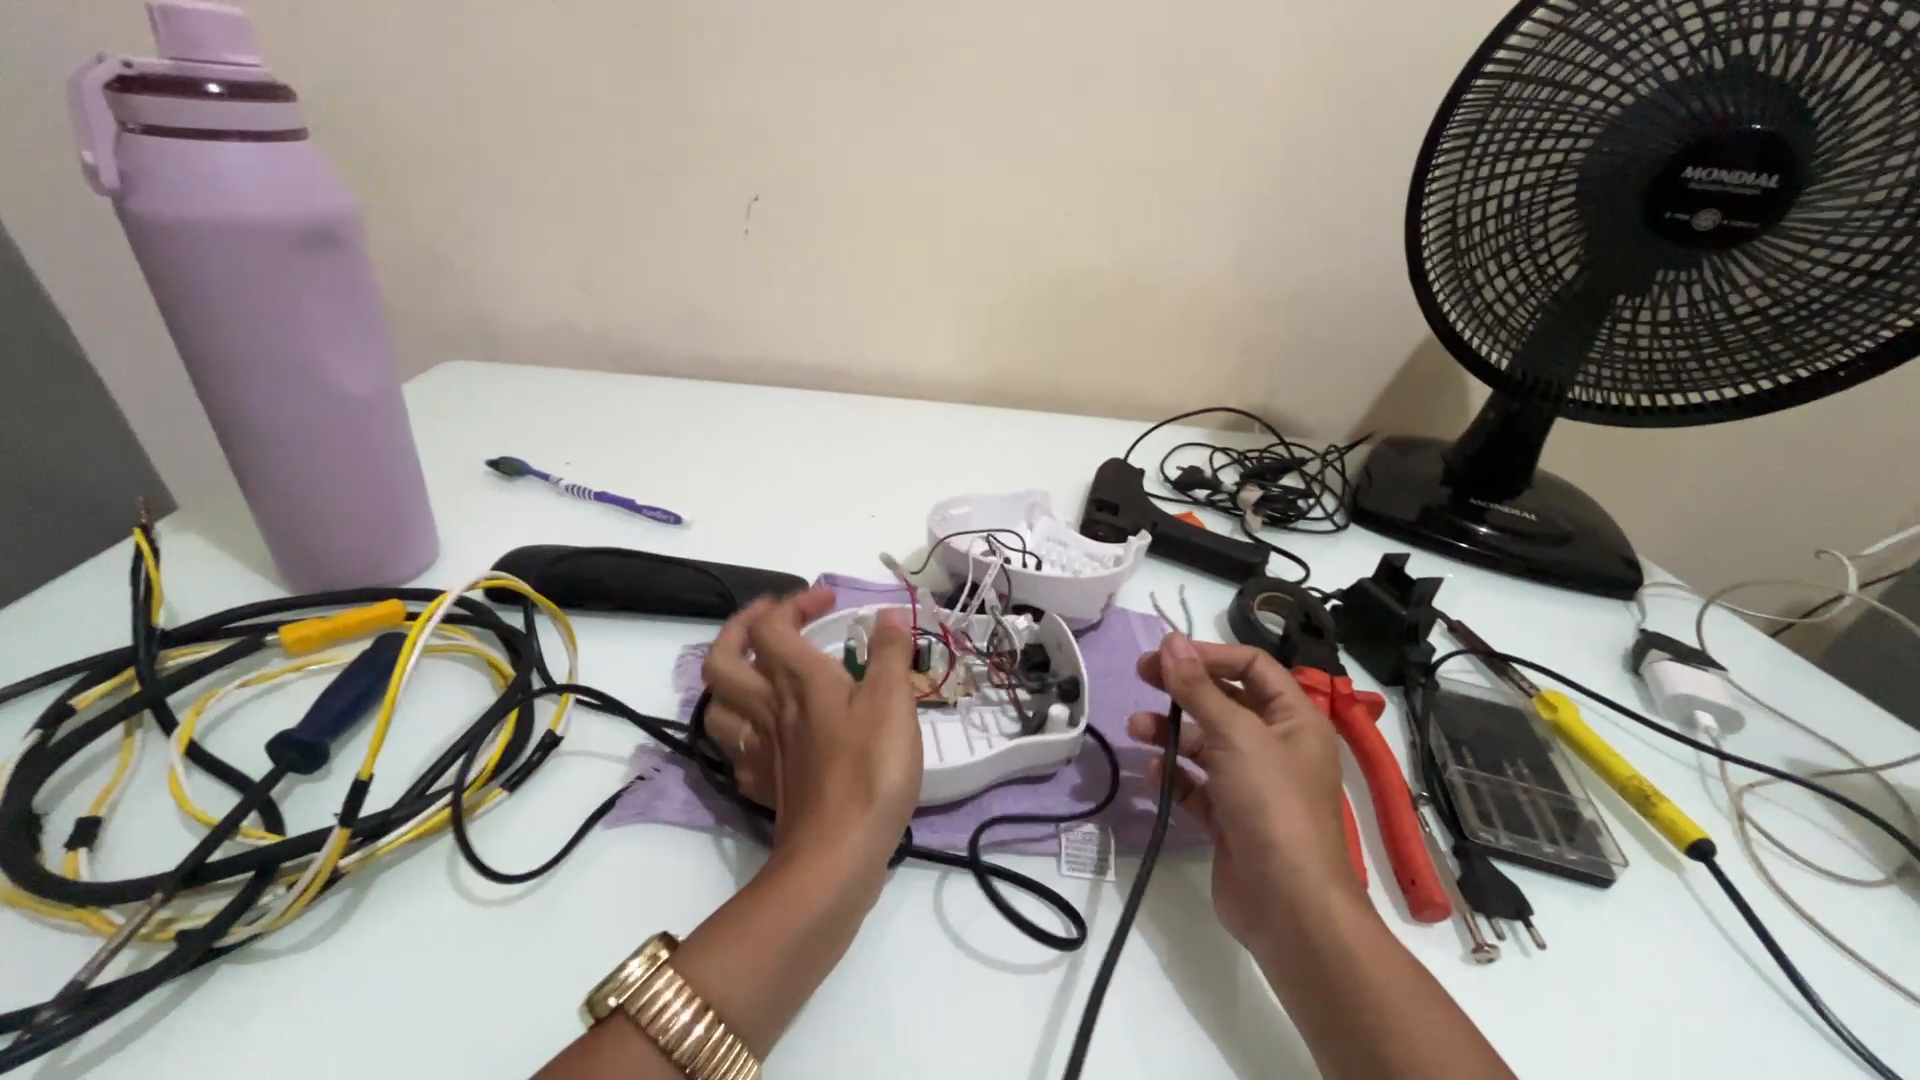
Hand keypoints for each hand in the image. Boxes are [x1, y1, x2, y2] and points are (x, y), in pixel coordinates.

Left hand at [701, 586, 923, 870]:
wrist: (837, 854)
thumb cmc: (870, 770)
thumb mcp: (893, 703)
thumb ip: (890, 654)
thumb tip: (889, 614)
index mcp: (799, 680)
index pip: (773, 626)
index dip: (794, 602)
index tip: (828, 599)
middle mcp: (769, 708)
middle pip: (723, 660)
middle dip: (738, 629)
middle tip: (769, 621)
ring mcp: (759, 749)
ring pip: (718, 704)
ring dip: (730, 679)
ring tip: (758, 672)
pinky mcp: (761, 785)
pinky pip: (736, 749)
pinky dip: (745, 731)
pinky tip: (768, 733)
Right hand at [1130, 633, 1361, 947]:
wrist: (1289, 904)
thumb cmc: (1271, 804)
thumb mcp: (1235, 735)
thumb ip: (1198, 688)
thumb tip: (1170, 640)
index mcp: (1294, 719)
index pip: (1253, 667)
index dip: (1210, 655)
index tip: (1166, 655)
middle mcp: (1276, 746)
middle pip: (1225, 701)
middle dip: (1183, 688)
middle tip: (1140, 675)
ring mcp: (1253, 784)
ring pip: (1206, 743)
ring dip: (1171, 732)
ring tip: (1135, 729)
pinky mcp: (1230, 818)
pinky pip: (1197, 785)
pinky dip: (1174, 775)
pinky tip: (1152, 773)